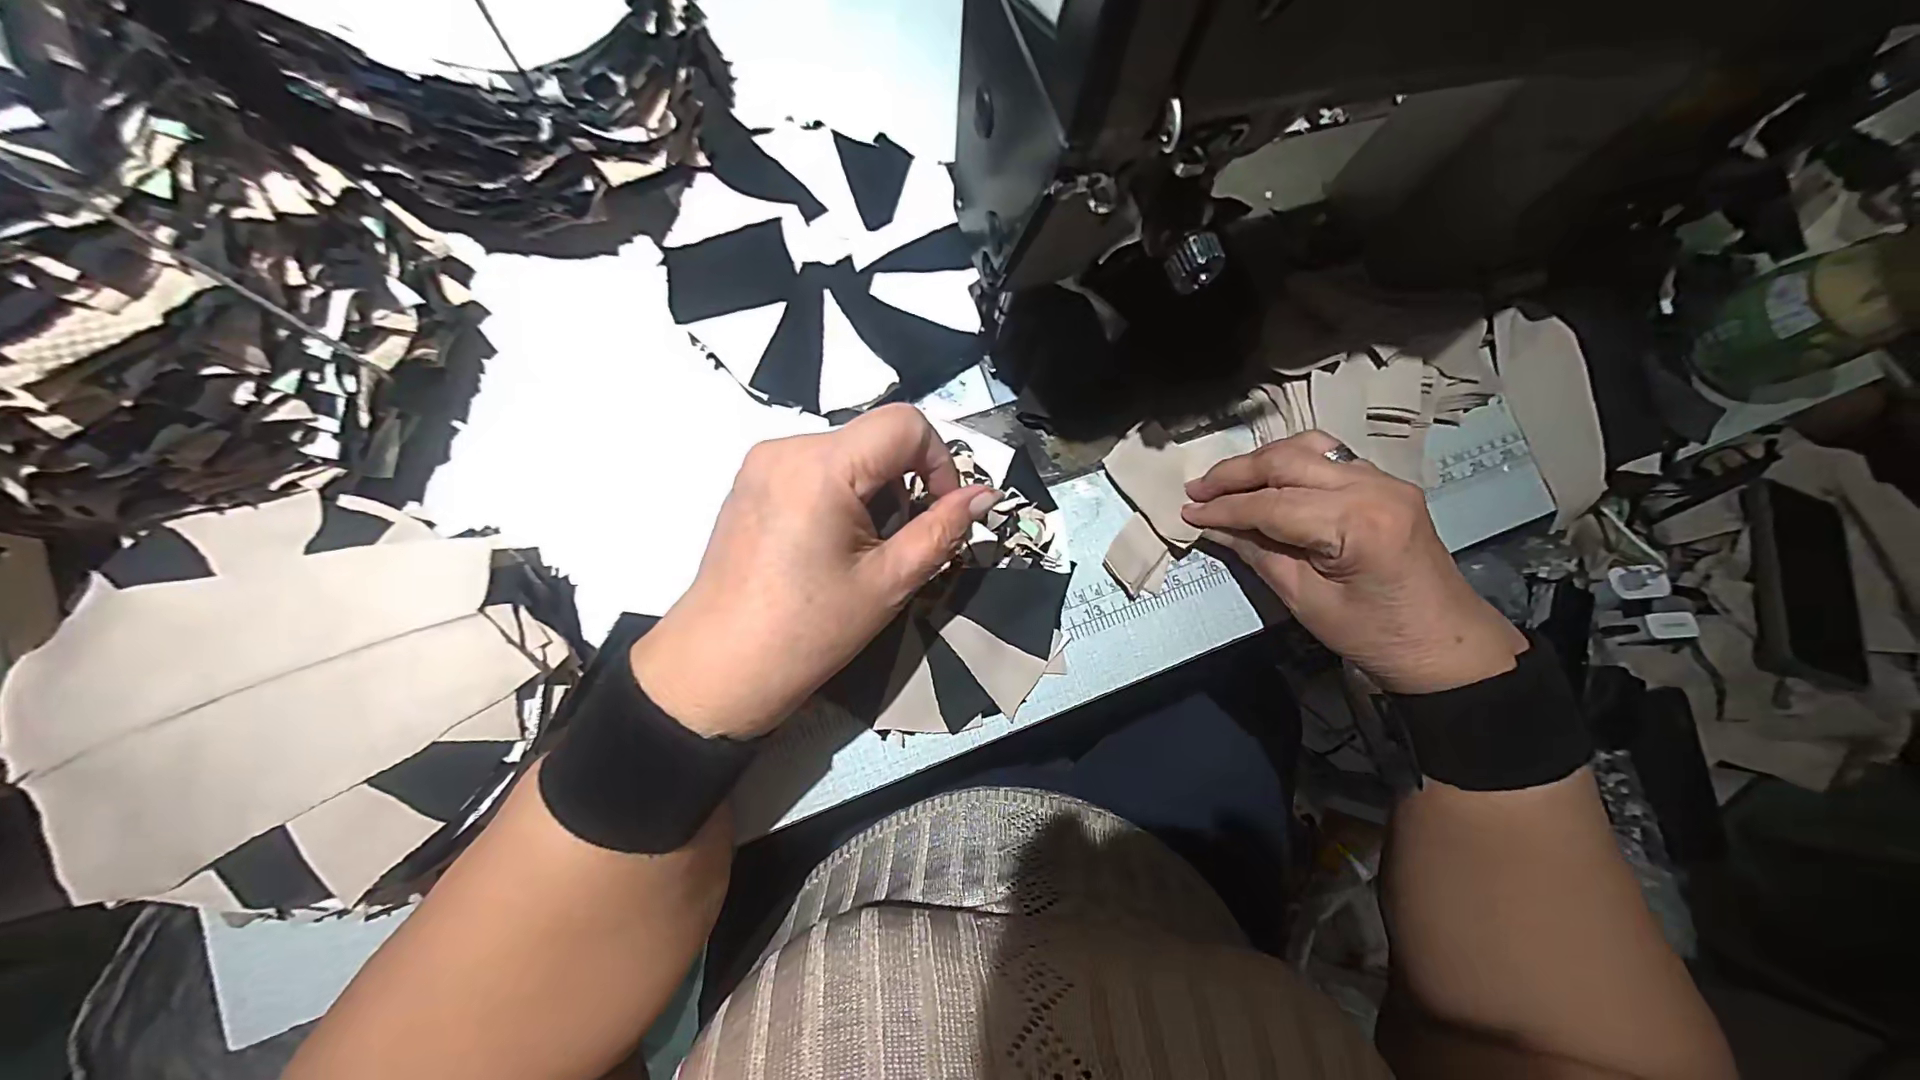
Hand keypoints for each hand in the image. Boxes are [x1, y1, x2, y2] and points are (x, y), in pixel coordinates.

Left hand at [630, 405, 997, 736]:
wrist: (719, 668)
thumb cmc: (805, 631)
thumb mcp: (889, 582)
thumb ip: (942, 529)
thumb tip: (984, 496)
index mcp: (820, 467)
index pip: (905, 423)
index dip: (939, 461)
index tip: (940, 510)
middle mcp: (786, 449)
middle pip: (876, 438)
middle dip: (905, 483)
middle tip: (900, 542)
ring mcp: (763, 463)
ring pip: (848, 453)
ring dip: (875, 491)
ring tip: (863, 550)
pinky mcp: (752, 482)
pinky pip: (817, 467)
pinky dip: (843, 494)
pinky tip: (831, 544)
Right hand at [1181, 431, 1526, 693]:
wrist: (1443, 645)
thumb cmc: (1373, 635)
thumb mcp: (1304, 600)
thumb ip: (1258, 553)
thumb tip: (1214, 525)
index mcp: (1356, 523)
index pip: (1271, 503)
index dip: (1224, 508)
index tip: (1188, 512)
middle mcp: (1373, 487)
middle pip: (1286, 462)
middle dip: (1234, 474)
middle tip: (1197, 490)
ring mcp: (1384, 480)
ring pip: (1307, 448)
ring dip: (1260, 461)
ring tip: (1225, 482)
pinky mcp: (1385, 485)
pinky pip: (1328, 457)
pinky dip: (1289, 463)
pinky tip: (1266, 480)